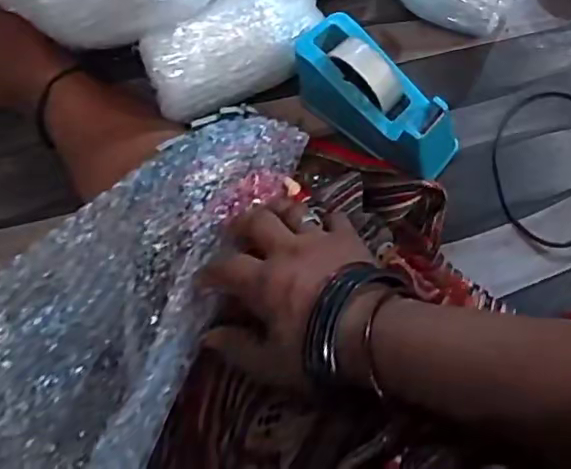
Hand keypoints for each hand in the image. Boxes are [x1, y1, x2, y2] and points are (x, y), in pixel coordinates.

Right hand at [201, 197, 373, 390]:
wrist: (366, 324)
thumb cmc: (314, 347)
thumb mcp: (268, 361)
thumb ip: (237, 347)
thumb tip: (209, 336)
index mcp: (263, 280)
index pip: (227, 267)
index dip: (211, 271)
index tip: (203, 278)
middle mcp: (288, 249)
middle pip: (258, 222)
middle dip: (242, 223)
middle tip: (235, 230)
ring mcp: (319, 236)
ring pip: (295, 210)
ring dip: (281, 209)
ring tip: (273, 212)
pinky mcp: (347, 233)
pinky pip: (333, 215)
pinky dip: (325, 217)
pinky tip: (322, 222)